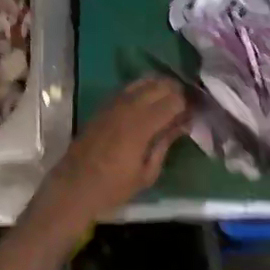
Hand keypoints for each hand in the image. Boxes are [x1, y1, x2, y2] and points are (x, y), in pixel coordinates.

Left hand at [37, 77, 188, 225]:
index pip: (173, 100)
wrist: (74, 186)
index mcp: (141, 125)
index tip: (196, 112)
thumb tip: (182, 124)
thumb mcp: (146, 173)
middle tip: (187, 105)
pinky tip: (150, 100)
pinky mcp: (105, 105)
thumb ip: (165, 143)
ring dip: (160, 86)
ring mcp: (114, 103)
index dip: (188, 103)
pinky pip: (129, 88)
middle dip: (177, 91)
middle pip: (159, 85)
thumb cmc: (113, 187)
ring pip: (143, 81)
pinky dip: (144, 88)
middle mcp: (128, 107)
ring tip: (171, 100)